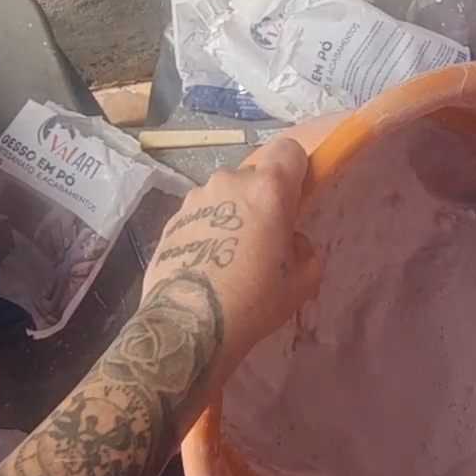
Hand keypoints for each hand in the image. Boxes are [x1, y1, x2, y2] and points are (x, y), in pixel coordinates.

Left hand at [141, 136, 322, 372]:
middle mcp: (229, 181)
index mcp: (269, 188)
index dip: (296, 169)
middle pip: (254, 176)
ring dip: (232, 213)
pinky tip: (207, 263)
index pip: (290, 150)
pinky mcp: (171, 219)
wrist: (189, 325)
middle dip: (262, 198)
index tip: (297, 195)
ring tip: (230, 254)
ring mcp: (195, 198)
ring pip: (225, 195)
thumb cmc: (256, 299)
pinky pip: (201, 215)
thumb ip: (303, 247)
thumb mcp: (304, 280)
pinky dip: (208, 230)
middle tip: (264, 237)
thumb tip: (288, 240)